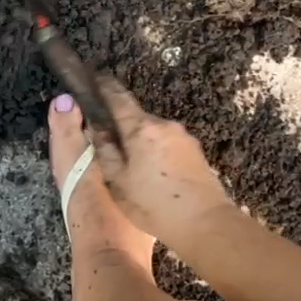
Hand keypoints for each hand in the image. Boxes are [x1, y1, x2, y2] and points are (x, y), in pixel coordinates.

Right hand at [90, 78, 234, 243]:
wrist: (205, 223)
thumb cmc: (154, 204)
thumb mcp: (117, 180)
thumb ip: (104, 149)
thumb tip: (97, 128)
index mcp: (141, 128)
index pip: (118, 96)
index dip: (104, 86)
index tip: (94, 78)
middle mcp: (164, 125)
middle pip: (136, 117)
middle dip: (122, 126)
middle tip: (109, 146)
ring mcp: (183, 138)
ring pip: (153, 133)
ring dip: (140, 143)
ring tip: (133, 169)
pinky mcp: (195, 152)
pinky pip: (167, 145)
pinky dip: (156, 153)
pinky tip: (153, 176)